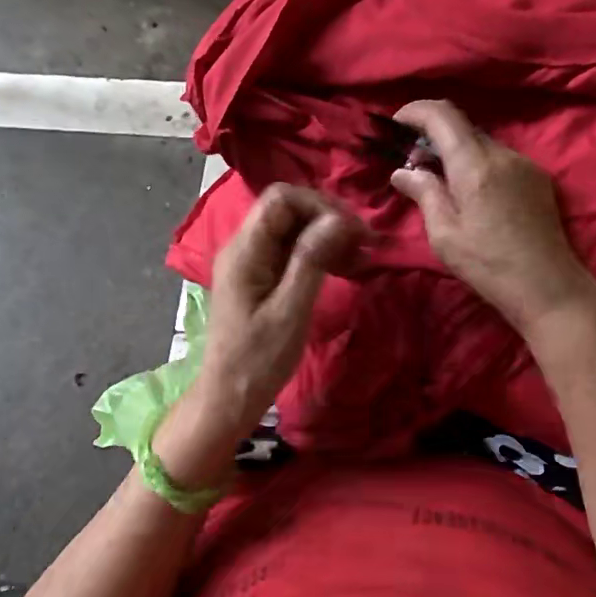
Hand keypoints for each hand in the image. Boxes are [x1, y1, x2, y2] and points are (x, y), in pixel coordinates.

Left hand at [191, 184, 362, 436]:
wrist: (230, 398)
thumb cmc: (259, 360)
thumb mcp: (290, 311)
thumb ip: (312, 261)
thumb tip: (339, 219)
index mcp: (245, 250)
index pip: (281, 198)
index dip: (320, 205)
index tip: (352, 232)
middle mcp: (244, 247)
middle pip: (288, 210)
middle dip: (329, 219)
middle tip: (366, 244)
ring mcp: (251, 262)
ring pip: (293, 230)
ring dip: (328, 237)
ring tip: (362, 257)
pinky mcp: (259, 278)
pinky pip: (291, 252)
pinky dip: (319, 255)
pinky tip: (345, 269)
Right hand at [389, 100, 595, 334]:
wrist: (547, 287)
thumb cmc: (488, 265)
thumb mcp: (444, 235)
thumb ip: (424, 194)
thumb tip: (403, 171)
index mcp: (475, 166)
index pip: (443, 115)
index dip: (416, 111)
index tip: (396, 124)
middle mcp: (502, 155)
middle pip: (462, 127)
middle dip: (433, 136)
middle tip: (414, 164)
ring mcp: (524, 164)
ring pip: (482, 143)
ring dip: (457, 152)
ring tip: (441, 183)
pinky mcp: (538, 178)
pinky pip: (500, 158)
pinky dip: (478, 164)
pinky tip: (472, 194)